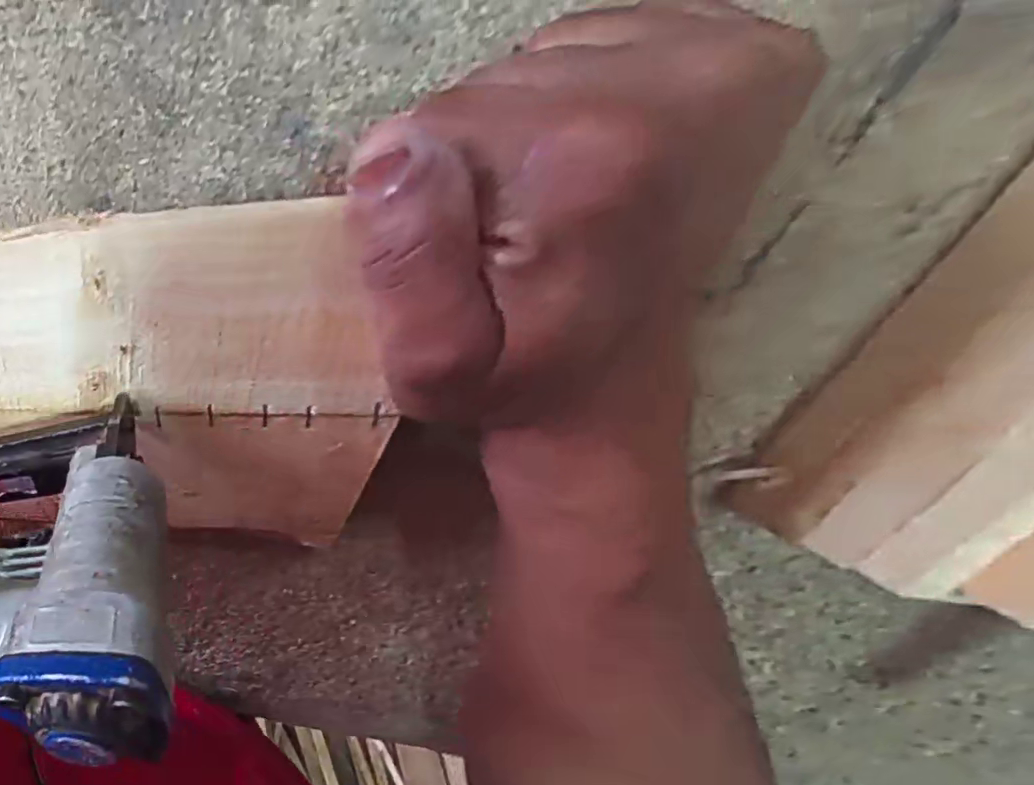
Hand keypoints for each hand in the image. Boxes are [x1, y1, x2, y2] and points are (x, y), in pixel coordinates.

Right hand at [346, 0, 821, 430]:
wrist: (605, 390)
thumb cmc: (509, 385)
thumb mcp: (430, 361)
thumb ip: (403, 262)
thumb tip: (386, 153)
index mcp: (585, 162)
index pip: (433, 123)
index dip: (418, 194)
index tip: (450, 254)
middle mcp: (674, 86)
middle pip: (486, 87)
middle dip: (465, 163)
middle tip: (489, 241)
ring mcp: (724, 58)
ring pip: (529, 65)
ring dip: (509, 138)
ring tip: (531, 214)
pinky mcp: (743, 51)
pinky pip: (588, 50)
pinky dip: (560, 107)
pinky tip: (571, 173)